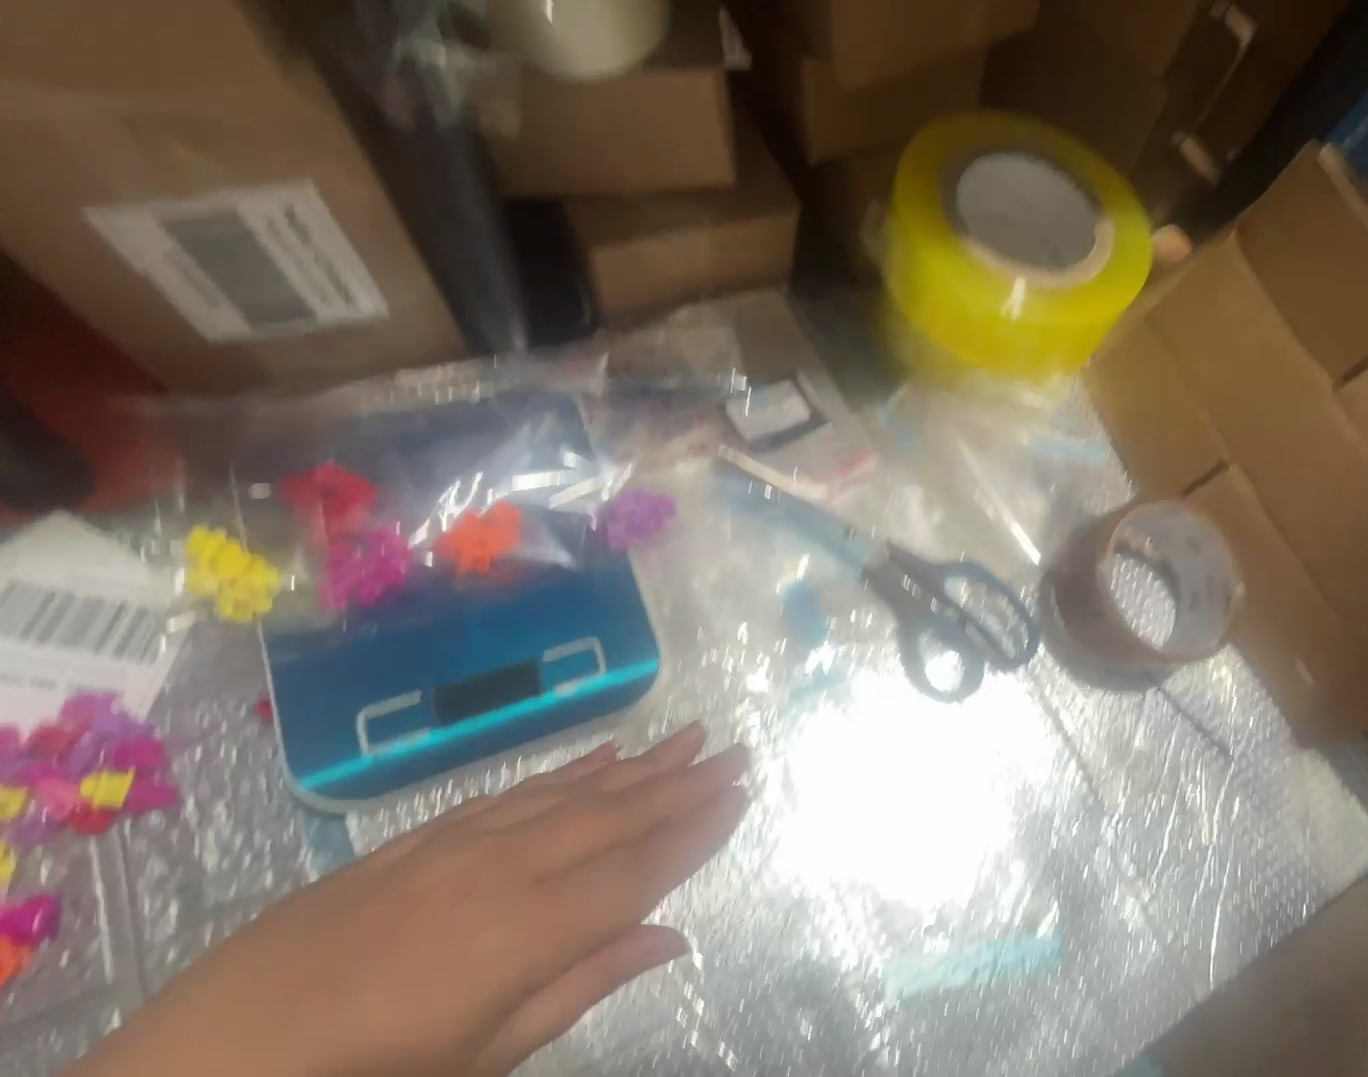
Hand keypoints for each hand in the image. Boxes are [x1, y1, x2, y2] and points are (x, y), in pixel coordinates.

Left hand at [73, 726, 747, 1076]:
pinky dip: (569, 769)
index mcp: (533, 930)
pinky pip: (518, 790)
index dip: (696, 832)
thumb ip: (585, 983)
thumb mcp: (486, 1056)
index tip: (741, 799)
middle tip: (737, 752)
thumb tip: (673, 938)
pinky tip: (602, 753)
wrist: (213, 1058)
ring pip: (576, 791)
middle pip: (619, 815)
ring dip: (640, 763)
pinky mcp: (425, 835)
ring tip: (690, 738)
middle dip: (685, 784)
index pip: (641, 868)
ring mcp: (466, 842)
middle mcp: (511, 867)